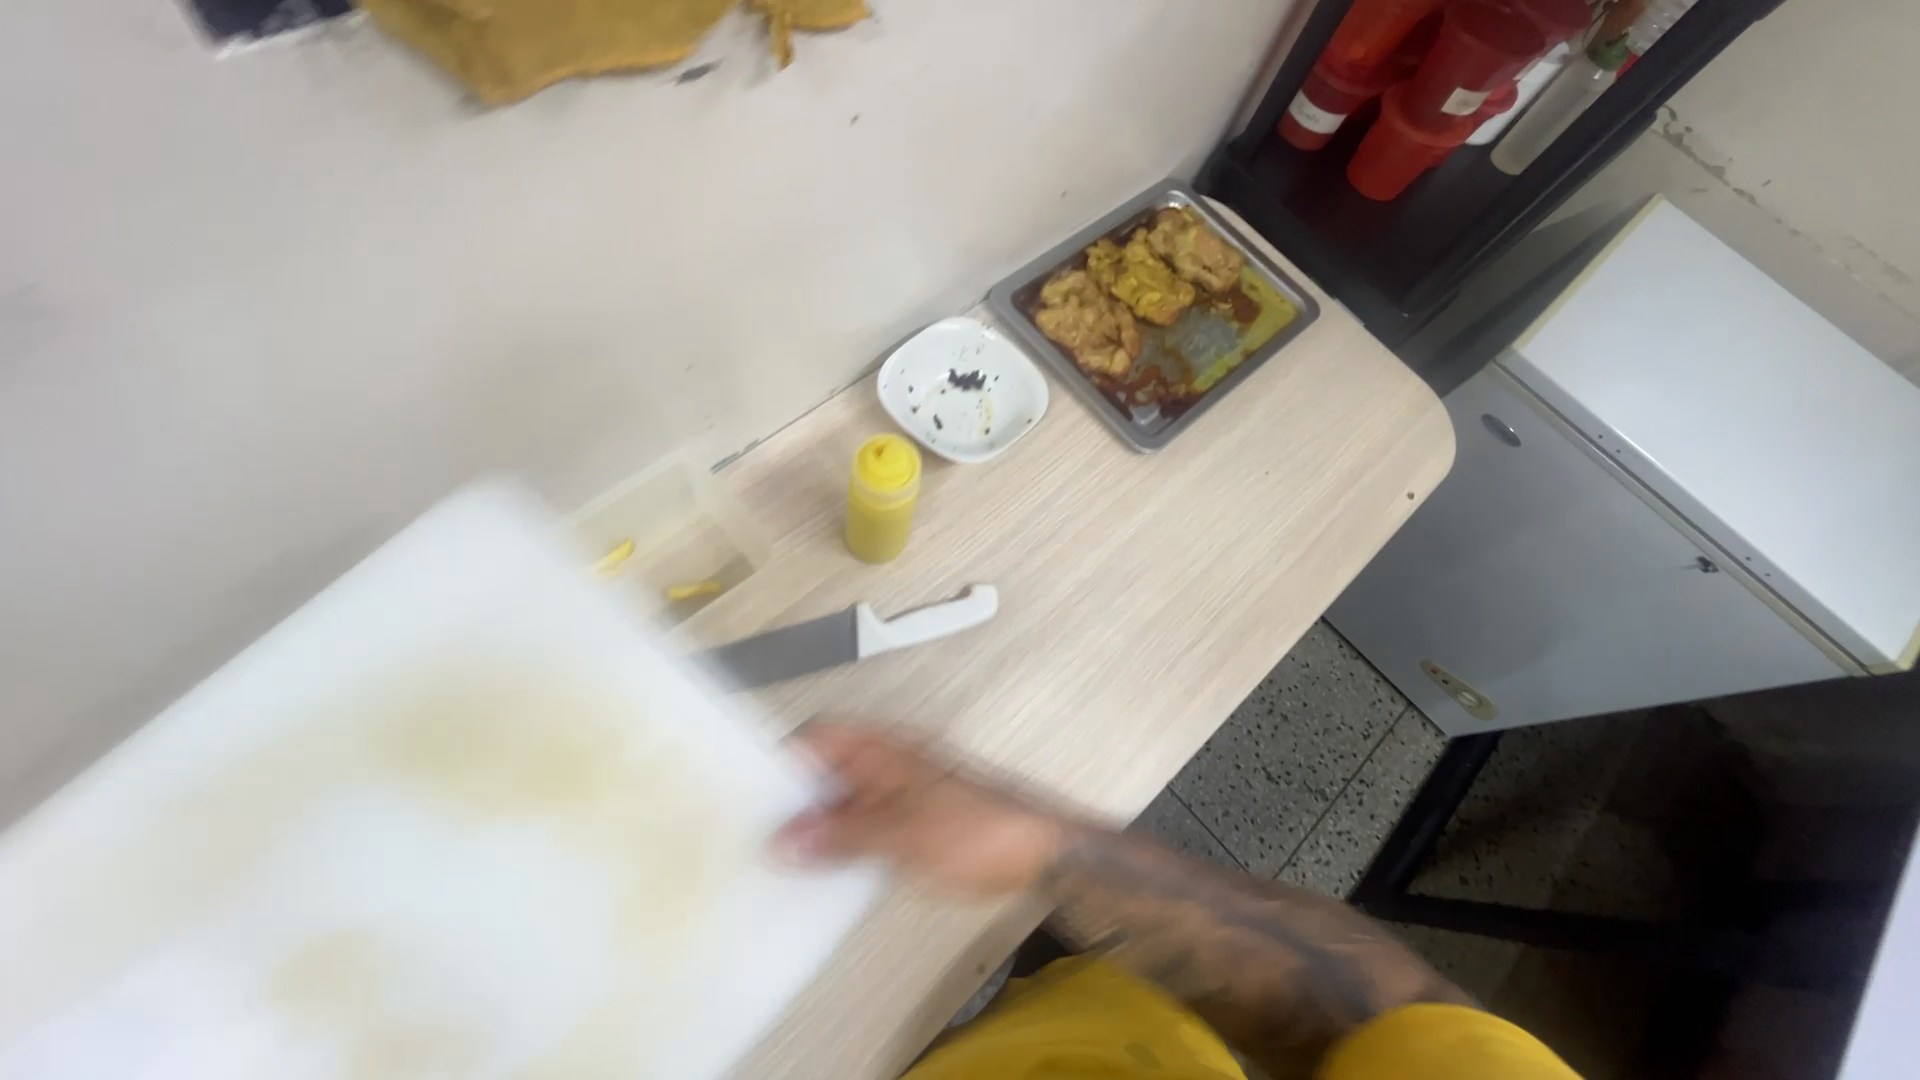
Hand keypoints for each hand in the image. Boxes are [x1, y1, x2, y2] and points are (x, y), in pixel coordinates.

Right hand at [772, 722, 1074, 896]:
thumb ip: (839, 835)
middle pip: (824, 771)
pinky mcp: (910, 823)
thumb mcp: (900, 833)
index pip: (816, 737)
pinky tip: (825, 875)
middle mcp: (887, 765)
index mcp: (882, 749)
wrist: (1041, 851)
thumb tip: (784, 840)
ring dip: (816, 828)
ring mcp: (899, 793)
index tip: (748, 797)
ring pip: (841, 803)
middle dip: (792, 801)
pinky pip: (861, 828)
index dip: (780, 760)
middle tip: (756, 838)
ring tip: (781, 863)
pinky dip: (841, 847)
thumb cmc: (981, 827)